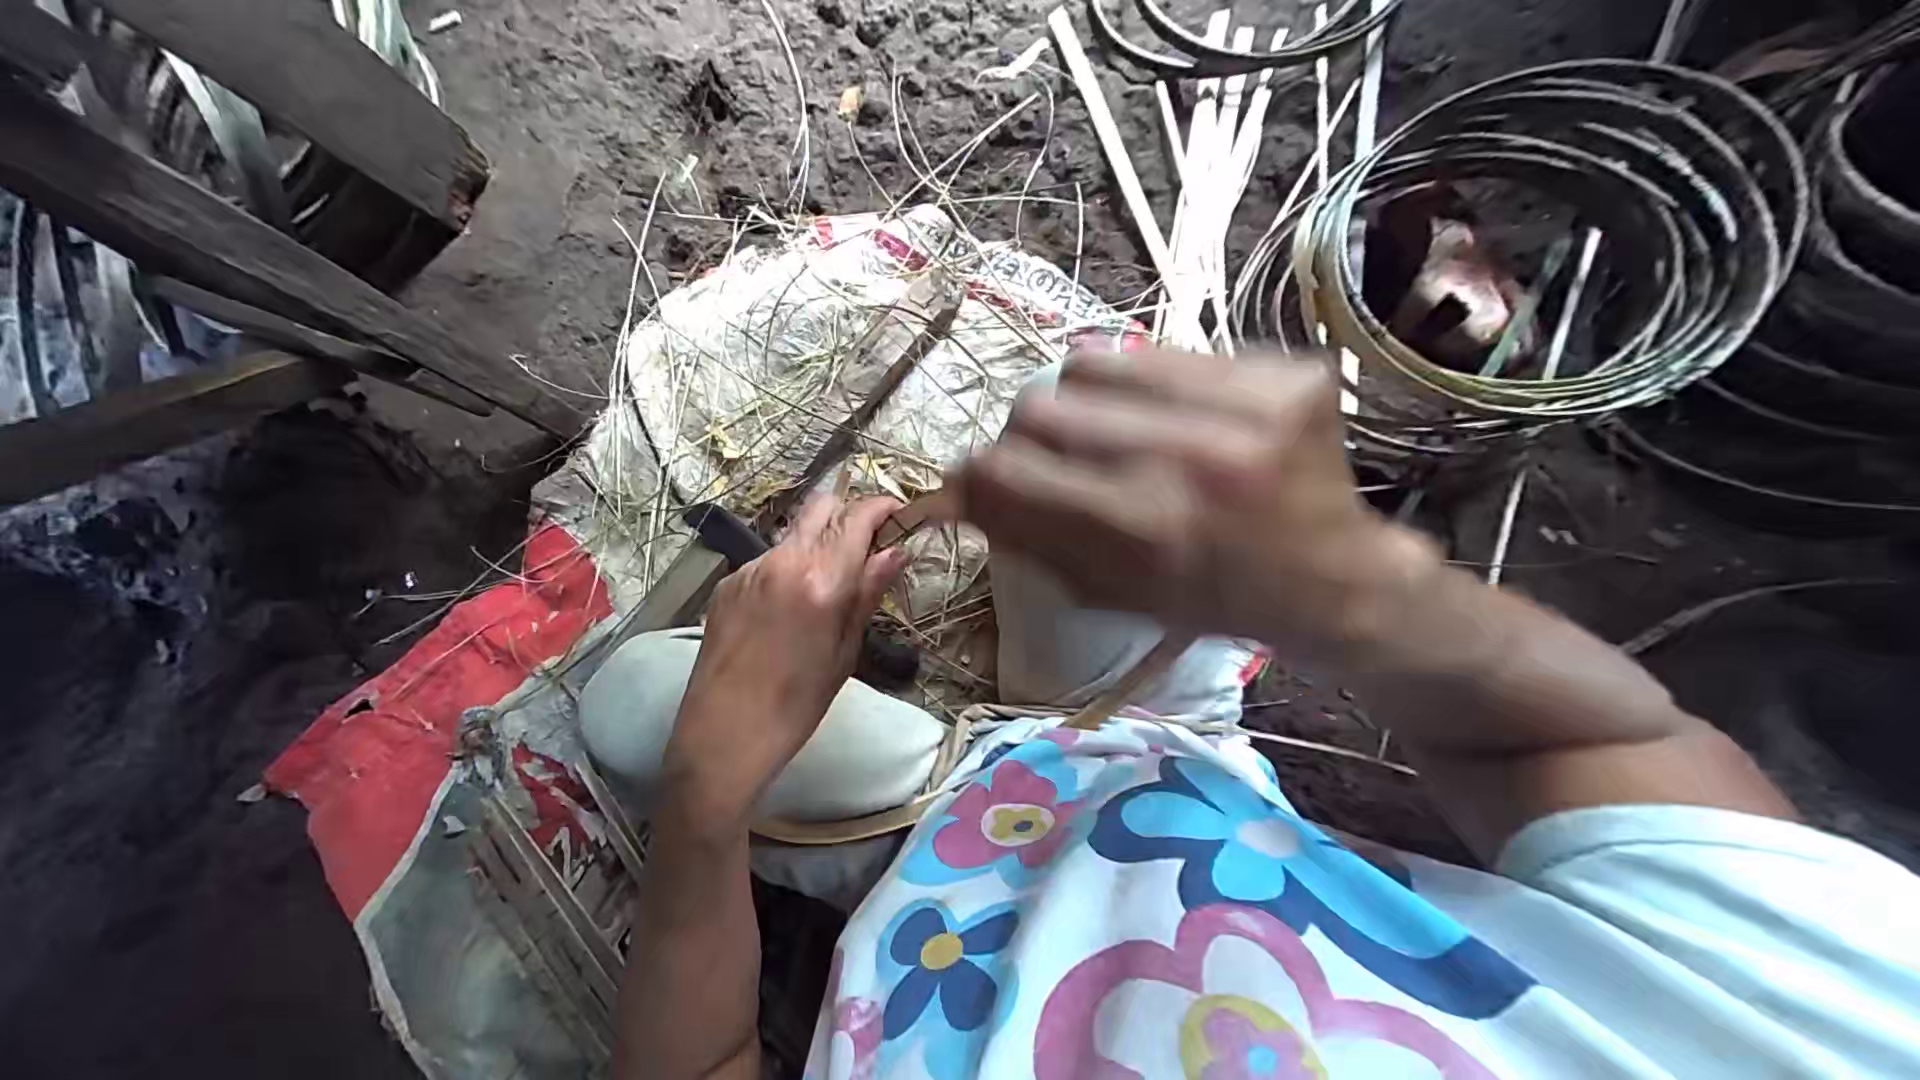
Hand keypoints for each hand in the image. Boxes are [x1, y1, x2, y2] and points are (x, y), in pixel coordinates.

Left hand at [659, 494, 908, 829]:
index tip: (898, 514)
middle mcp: (782, 561)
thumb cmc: (797, 704)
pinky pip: (768, 559)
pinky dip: (789, 567)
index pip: (857, 517)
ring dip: (818, 542)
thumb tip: (896, 551)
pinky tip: (789, 607)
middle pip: (821, 507)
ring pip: (794, 533)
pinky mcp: (727, 584)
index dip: (883, 507)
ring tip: (828, 585)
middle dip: (849, 515)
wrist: (722, 735)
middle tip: (867, 545)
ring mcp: (749, 569)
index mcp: (821, 579)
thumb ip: (868, 592)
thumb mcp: (845, 651)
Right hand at [952, 349, 1439, 657]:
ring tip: (1110, 429)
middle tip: (1052, 455)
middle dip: (1026, 435)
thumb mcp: (1112, 593)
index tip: (984, 478)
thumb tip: (957, 487)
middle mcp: (1192, 460)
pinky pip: (1160, 352)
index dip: (977, 473)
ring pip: (1091, 363)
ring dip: (1080, 401)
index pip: (1007, 471)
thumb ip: (1028, 536)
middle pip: (1040, 406)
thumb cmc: (1212, 599)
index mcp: (1145, 533)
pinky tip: (1169, 415)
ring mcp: (1246, 405)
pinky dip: (1142, 385)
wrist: (1333, 578)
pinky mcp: (1282, 370)